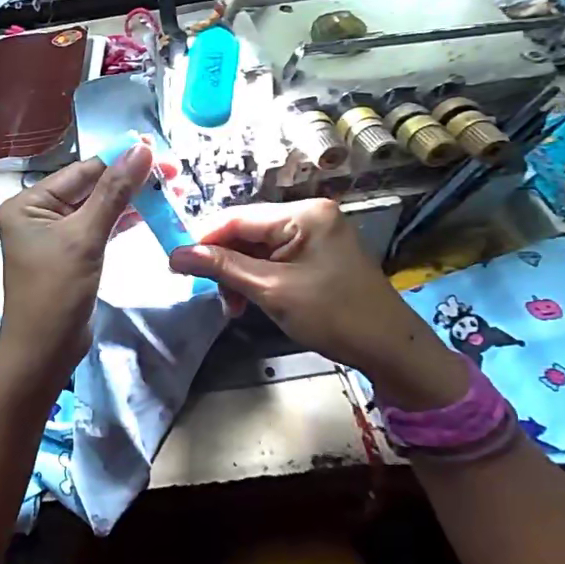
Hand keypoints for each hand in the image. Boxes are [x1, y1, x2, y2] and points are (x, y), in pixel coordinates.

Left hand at [0, 144, 151, 380]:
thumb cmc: (56, 291)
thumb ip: (114, 192)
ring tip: (171, 188)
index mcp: (28, 203)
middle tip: (173, 172)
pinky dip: (124, 221)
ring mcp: (56, 235)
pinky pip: (100, 228)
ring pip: (99, 208)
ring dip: (132, 200)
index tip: (158, 150)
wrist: (45, 352)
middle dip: (130, 180)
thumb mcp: (85, 237)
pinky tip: (151, 211)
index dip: (121, 160)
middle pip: (91, 187)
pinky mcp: (73, 255)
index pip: (82, 171)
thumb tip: (141, 149)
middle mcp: (38, 213)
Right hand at [167, 200, 469, 408]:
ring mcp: (315, 234)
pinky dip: (258, 279)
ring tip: (234, 307)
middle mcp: (309, 215)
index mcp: (303, 214)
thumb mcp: (271, 291)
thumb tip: (174, 255)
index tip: (177, 264)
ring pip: (257, 248)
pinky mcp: (318, 254)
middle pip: (246, 232)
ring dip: (239, 275)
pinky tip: (251, 301)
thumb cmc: (333, 316)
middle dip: (224, 264)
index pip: (237, 218)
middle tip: (214, 296)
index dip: (203, 240)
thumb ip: (222, 268)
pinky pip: (275, 258)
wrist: (390, 348)